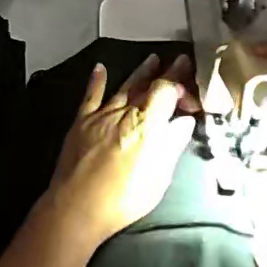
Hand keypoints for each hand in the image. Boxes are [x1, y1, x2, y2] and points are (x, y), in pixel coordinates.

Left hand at [42, 54, 198, 246]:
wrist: (76, 207)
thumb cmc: (122, 200)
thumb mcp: (158, 178)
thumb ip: (171, 146)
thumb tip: (183, 122)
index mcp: (146, 126)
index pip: (166, 92)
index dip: (181, 89)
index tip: (190, 98)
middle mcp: (123, 115)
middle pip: (148, 86)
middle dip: (167, 73)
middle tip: (180, 60)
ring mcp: (100, 116)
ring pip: (124, 88)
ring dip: (140, 73)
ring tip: (152, 59)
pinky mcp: (81, 122)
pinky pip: (90, 96)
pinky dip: (96, 81)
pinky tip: (100, 68)